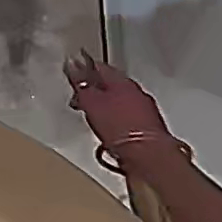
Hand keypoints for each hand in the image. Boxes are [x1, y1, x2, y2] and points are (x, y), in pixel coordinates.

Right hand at [63, 50, 182, 159]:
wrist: (147, 157)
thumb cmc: (121, 127)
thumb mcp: (90, 101)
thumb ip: (80, 83)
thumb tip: (72, 64)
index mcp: (122, 81)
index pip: (99, 67)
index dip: (83, 68)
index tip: (73, 71)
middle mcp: (137, 92)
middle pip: (110, 84)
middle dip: (94, 89)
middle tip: (79, 96)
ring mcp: (145, 111)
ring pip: (120, 101)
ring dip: (106, 105)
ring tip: (92, 116)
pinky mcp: (149, 129)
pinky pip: (128, 118)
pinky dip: (116, 120)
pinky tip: (109, 129)